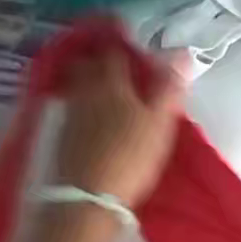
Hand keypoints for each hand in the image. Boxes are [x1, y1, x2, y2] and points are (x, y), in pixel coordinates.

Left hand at [55, 48, 187, 208]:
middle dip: (97, 58)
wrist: (88, 197)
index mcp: (111, 84)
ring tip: (97, 84)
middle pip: (86, 64)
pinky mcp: (58, 135)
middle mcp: (84, 91)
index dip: (123, 45)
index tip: (131, 44)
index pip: (114, 52)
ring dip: (84, 79)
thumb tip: (182, 53)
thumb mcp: (159, 124)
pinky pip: (66, 107)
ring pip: (73, 84)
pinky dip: (75, 104)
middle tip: (112, 61)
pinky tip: (84, 114)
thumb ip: (169, 88)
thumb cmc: (130, 157)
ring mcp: (67, 113)